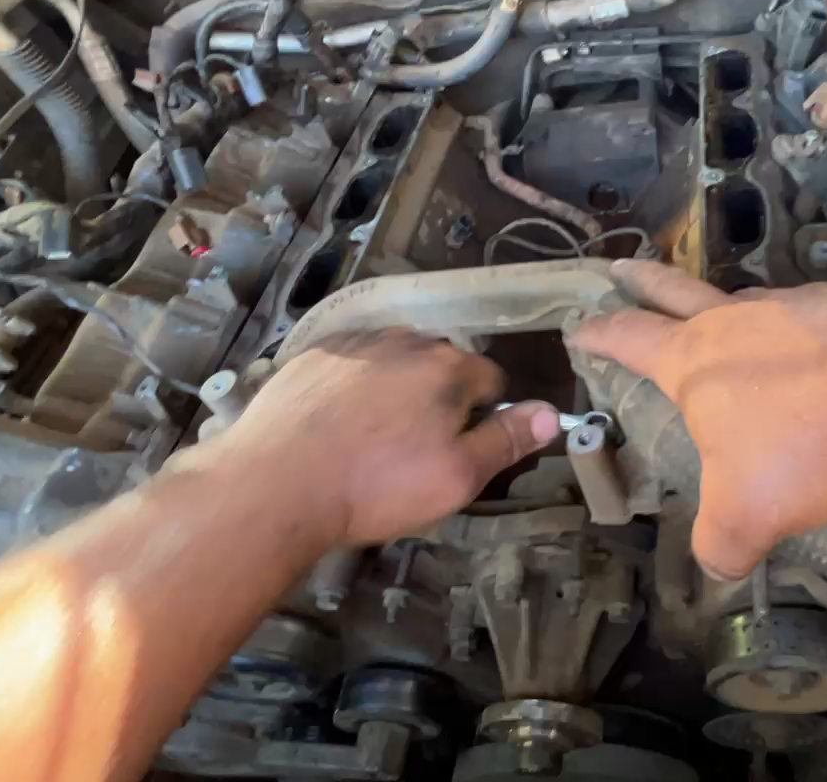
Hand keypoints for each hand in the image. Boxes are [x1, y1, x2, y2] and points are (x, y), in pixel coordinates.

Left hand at [206, 329, 561, 551]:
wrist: (272, 485)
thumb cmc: (376, 485)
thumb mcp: (457, 476)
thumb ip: (508, 440)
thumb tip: (553, 414)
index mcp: (450, 368)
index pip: (491, 381)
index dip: (482, 417)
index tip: (456, 450)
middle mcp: (409, 341)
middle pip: (443, 367)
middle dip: (439, 399)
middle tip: (412, 450)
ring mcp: (357, 342)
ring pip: (397, 361)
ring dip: (397, 388)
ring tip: (370, 437)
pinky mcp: (314, 354)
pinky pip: (353, 363)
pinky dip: (355, 384)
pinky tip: (335, 422)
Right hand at [572, 261, 826, 579]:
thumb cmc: (804, 440)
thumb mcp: (748, 512)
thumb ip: (721, 543)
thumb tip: (716, 566)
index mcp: (694, 359)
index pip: (630, 338)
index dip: (598, 333)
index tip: (576, 323)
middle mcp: (736, 320)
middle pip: (674, 290)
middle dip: (641, 281)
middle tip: (621, 269)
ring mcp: (792, 307)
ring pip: (745, 303)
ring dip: (727, 309)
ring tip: (730, 325)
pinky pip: (806, 320)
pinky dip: (797, 334)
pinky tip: (815, 357)